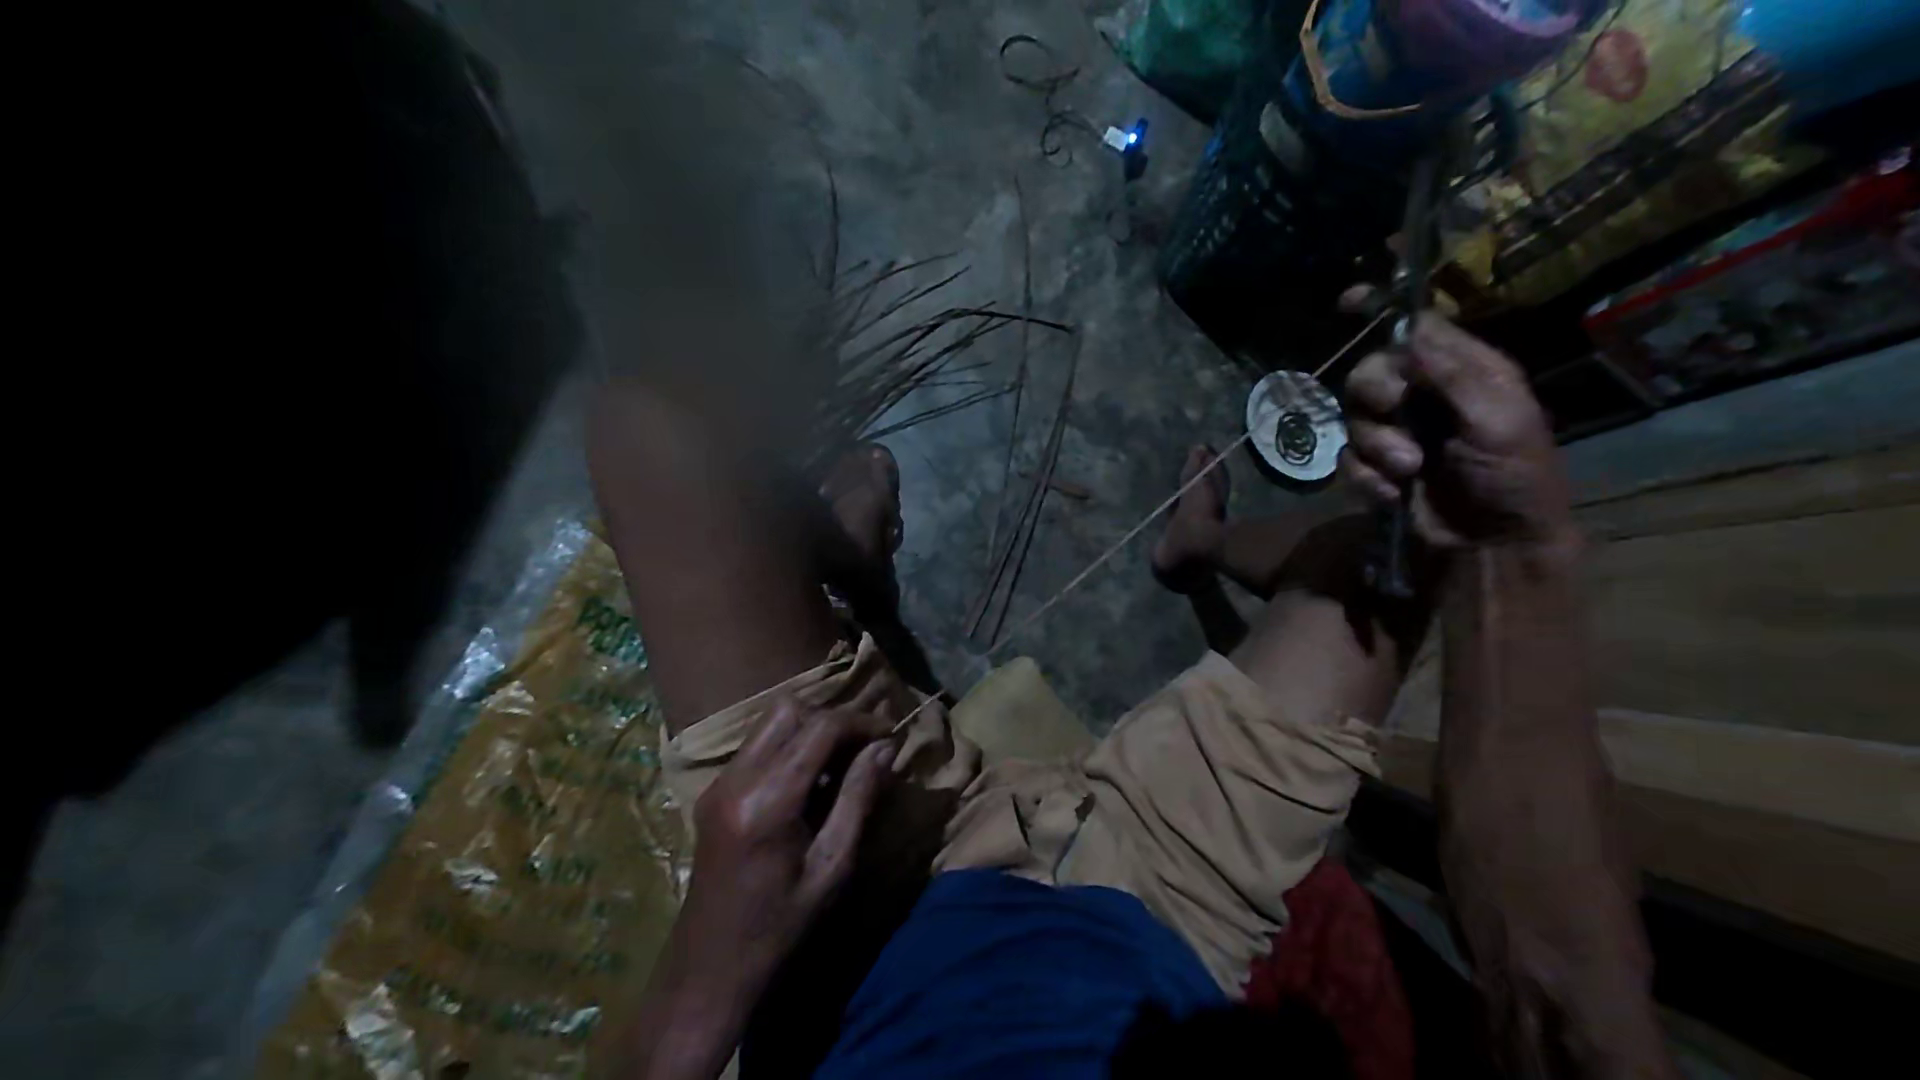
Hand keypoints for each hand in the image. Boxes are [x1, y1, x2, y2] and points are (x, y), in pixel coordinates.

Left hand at [682, 698, 895, 984]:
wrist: (711, 967)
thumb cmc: (782, 925)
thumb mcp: (833, 866)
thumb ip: (859, 798)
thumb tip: (886, 747)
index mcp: (767, 801)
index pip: (820, 727)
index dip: (860, 722)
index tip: (889, 734)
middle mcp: (736, 779)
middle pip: (789, 710)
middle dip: (833, 718)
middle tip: (863, 745)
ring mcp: (719, 782)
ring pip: (770, 721)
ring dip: (810, 728)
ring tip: (841, 760)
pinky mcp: (714, 791)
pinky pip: (757, 744)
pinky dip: (790, 745)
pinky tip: (810, 779)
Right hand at [1341, 311, 1576, 554]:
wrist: (1492, 546)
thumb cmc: (1514, 478)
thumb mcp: (1498, 417)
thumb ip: (1454, 372)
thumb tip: (1409, 329)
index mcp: (1462, 372)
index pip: (1415, 329)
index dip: (1382, 313)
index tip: (1348, 302)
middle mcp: (1423, 398)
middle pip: (1370, 372)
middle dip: (1376, 395)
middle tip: (1396, 414)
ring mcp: (1395, 435)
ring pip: (1352, 418)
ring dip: (1375, 445)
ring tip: (1406, 470)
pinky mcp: (1374, 470)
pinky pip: (1346, 460)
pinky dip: (1365, 477)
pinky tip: (1392, 493)